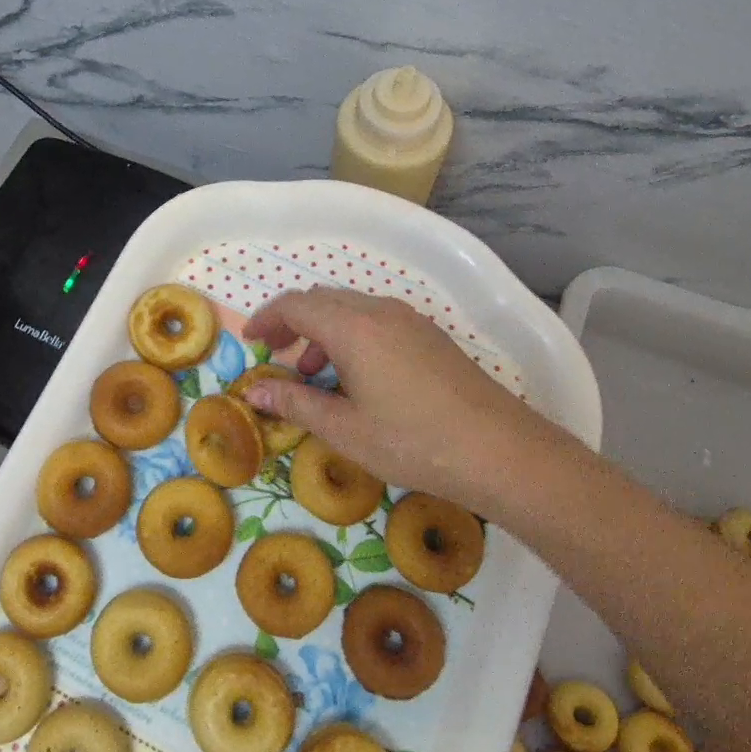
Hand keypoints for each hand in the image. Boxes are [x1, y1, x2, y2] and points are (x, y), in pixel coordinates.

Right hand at [239, 287, 590, 516]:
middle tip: (276, 357)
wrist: (500, 451)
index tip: (250, 342)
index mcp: (353, 328)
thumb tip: (255, 393)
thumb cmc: (413, 442)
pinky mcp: (431, 336)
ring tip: (315, 376)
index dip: (267, 318)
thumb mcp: (345, 429)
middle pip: (324, 301)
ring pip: (353, 310)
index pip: (296, 304)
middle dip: (293, 324)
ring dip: (324, 333)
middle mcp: (381, 311)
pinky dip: (353, 338)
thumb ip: (296, 404)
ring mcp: (411, 321)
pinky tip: (357, 380)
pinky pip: (378, 322)